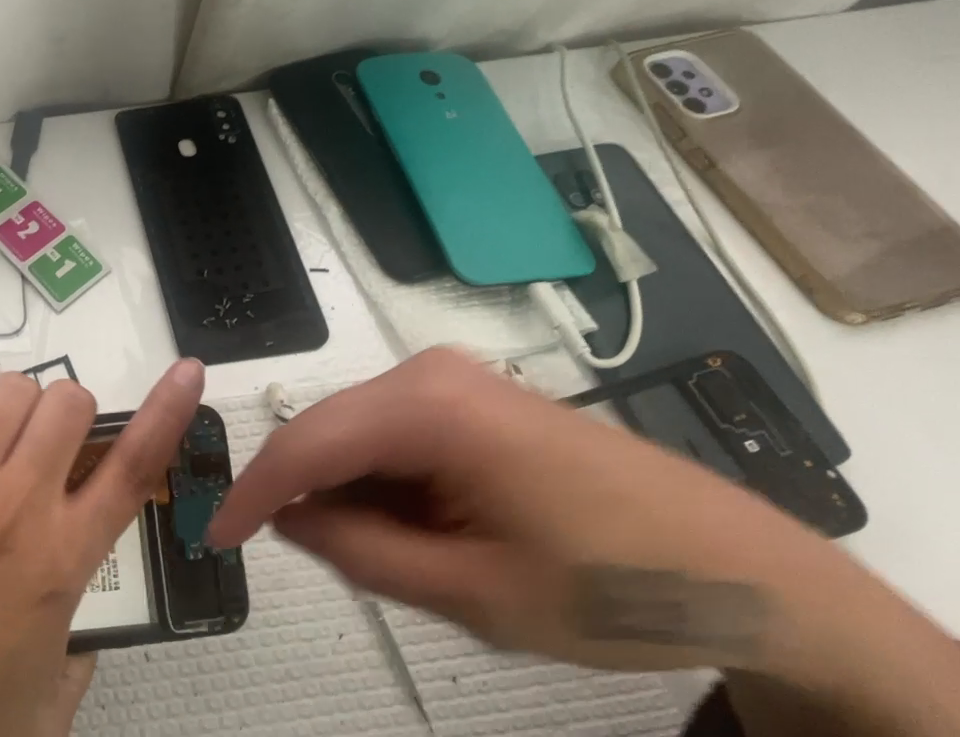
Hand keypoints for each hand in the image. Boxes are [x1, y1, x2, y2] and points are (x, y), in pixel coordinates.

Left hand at [0, 359, 206, 736]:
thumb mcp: (41, 706)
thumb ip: (79, 656)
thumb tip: (83, 622)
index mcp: (61, 561)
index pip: (134, 465)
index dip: (167, 410)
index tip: (188, 371)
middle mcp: (15, 504)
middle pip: (68, 404)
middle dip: (66, 418)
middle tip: (41, 453)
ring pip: (9, 389)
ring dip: (11, 411)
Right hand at [208, 349, 937, 689]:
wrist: (747, 572)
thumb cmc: (612, 586)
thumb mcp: (471, 591)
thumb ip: (359, 550)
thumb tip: (288, 517)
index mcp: (428, 407)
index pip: (304, 443)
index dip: (251, 491)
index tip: (216, 534)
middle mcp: (430, 372)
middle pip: (327, 432)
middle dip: (309, 496)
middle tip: (329, 567)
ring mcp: (455, 379)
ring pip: (357, 435)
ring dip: (353, 494)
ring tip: (404, 559)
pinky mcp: (475, 397)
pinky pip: (394, 434)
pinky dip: (386, 483)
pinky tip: (427, 530)